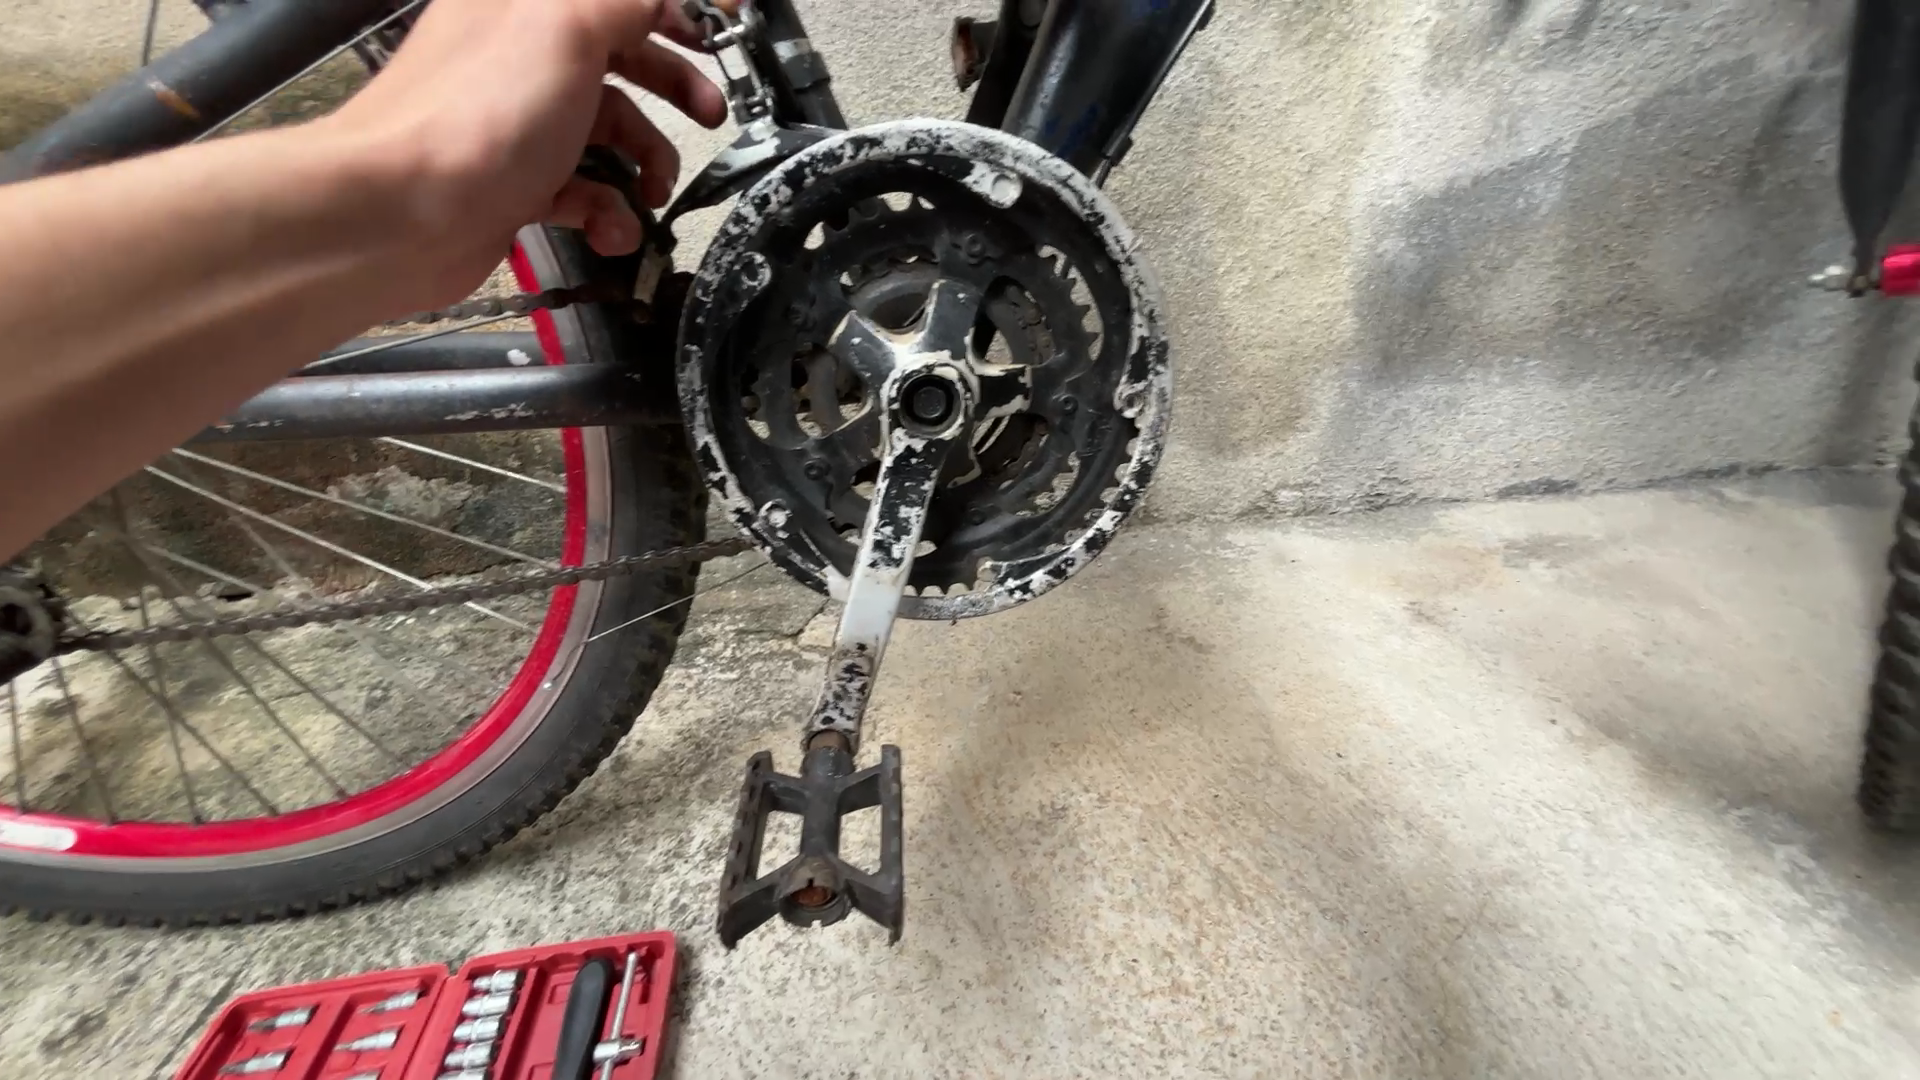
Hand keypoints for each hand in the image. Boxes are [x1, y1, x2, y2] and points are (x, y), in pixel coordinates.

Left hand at [324, 0, 732, 304]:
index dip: (667, 13)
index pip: (614, 0)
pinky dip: (607, 216)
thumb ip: (622, 1)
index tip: (711, 41)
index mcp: (530, 7)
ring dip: (644, 169)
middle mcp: (526, 58)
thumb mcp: (566, 30)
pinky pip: (586, 193)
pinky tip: (611, 233)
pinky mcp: (524, 184)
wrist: (409, 211)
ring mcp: (525, 125)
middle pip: (619, 63)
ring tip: (655, 196)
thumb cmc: (488, 114)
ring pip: (610, 138)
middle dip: (671, 92)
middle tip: (712, 119)